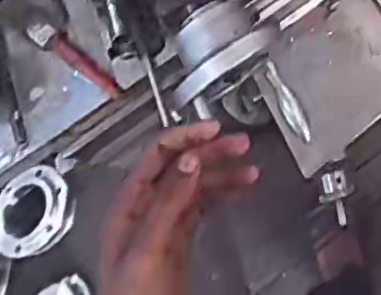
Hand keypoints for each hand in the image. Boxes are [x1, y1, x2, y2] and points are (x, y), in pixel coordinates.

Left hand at [98, 121, 259, 294]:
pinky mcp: (179, 239)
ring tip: (251, 170)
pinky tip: (239, 190)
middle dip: (211, 152)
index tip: (214, 129)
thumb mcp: (147, 251)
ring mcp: (164, 223)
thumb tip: (190, 158)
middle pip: (181, 166)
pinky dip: (221, 194)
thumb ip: (167, 202)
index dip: (185, 136)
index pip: (157, 154)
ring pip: (195, 184)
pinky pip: (202, 205)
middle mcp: (146, 207)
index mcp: (130, 203)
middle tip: (242, 144)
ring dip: (222, 172)